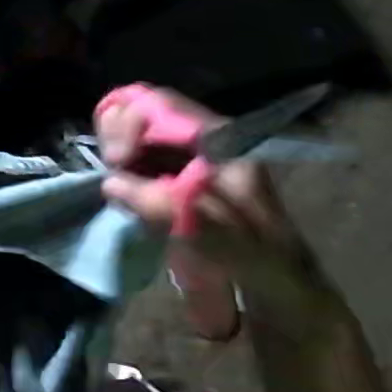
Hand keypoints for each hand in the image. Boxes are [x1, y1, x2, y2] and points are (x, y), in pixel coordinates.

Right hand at [97, 89, 340, 342]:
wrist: (280, 285)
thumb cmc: (254, 255)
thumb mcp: (212, 231)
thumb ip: (162, 204)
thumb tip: (111, 183)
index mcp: (218, 138)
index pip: (161, 105)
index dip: (129, 124)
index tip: (117, 160)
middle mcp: (200, 139)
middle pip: (144, 110)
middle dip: (117, 131)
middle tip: (112, 166)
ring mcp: (186, 156)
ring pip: (136, 131)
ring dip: (116, 149)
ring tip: (116, 181)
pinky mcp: (174, 177)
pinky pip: (138, 157)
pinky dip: (122, 168)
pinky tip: (122, 191)